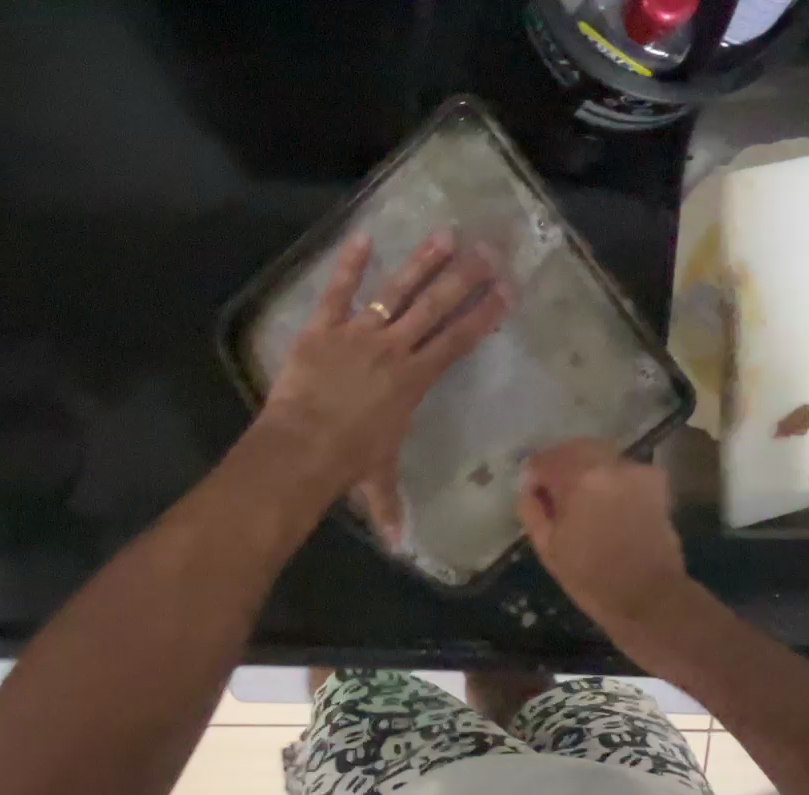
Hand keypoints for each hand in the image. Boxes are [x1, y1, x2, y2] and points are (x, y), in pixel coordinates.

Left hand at [260, 230, 510, 546]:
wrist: (302, 448)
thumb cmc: (346, 464)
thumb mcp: (375, 481)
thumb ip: (388, 506)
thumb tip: (397, 546)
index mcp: (413, 381)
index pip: (456, 341)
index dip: (482, 315)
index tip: (506, 291)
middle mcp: (393, 350)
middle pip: (435, 307)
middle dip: (465, 276)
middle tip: (489, 247)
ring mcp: (358, 334)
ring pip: (396, 292)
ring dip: (422, 262)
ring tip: (445, 234)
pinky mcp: (322, 329)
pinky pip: (337, 291)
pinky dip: (348, 264)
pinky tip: (363, 236)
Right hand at [517, 439, 692, 632]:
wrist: (648, 596)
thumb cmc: (591, 578)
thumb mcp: (548, 548)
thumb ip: (532, 510)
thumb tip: (529, 489)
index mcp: (578, 480)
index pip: (545, 460)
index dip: (534, 475)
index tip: (533, 492)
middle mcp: (609, 464)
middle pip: (575, 449)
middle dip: (561, 465)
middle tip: (555, 492)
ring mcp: (636, 470)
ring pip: (601, 455)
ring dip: (586, 469)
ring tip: (582, 500)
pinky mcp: (655, 482)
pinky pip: (623, 469)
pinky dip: (611, 479)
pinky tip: (608, 504)